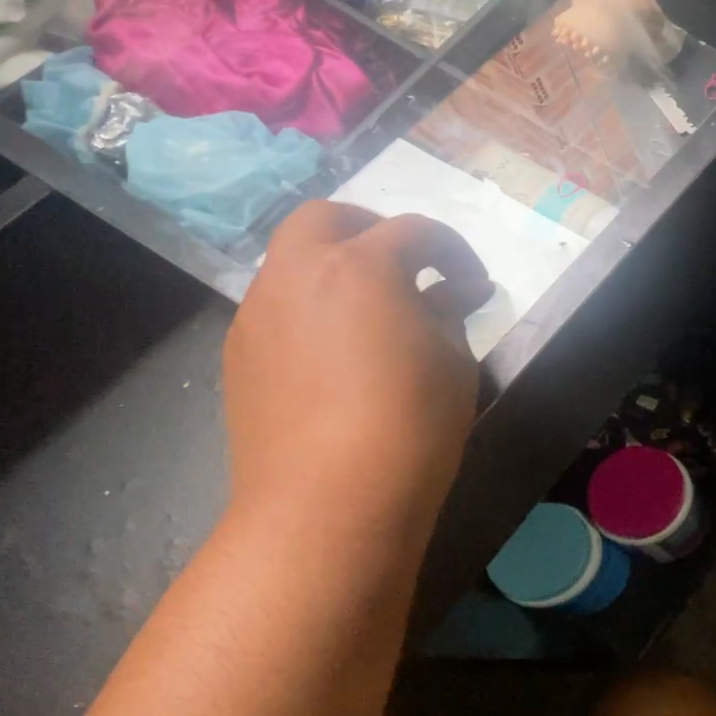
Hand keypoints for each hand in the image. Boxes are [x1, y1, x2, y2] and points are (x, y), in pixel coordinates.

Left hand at [222, 202, 492, 541]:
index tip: (474, 284)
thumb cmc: (413, 422)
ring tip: (380, 315)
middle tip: (412, 268)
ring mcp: (259, 312)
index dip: (453, 250)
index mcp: (361, 267)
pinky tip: (344, 353)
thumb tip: (456, 292)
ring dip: (338, 267)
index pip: (413, 230)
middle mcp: (298, 274)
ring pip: (293, 260)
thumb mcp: (454, 362)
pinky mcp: (241, 352)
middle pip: (327, 218)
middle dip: (374, 231)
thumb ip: (450, 313)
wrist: (331, 497)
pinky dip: (315, 306)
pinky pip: (279, 305)